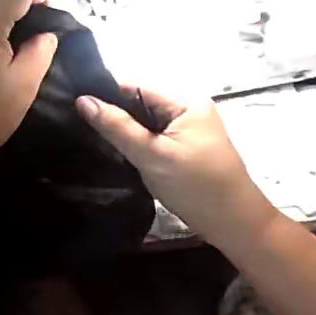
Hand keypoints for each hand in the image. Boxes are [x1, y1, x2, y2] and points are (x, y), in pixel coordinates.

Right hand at [77, 86, 277, 241]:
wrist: (237, 226)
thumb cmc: (196, 187)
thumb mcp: (152, 156)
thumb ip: (117, 127)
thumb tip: (82, 100)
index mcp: (187, 103)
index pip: (139, 87)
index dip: (108, 94)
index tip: (78, 106)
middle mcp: (191, 111)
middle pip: (143, 104)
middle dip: (117, 115)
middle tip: (83, 127)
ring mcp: (192, 132)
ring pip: (149, 124)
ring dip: (128, 133)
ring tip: (97, 141)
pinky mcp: (190, 151)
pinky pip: (158, 139)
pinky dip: (142, 146)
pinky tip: (123, 156)